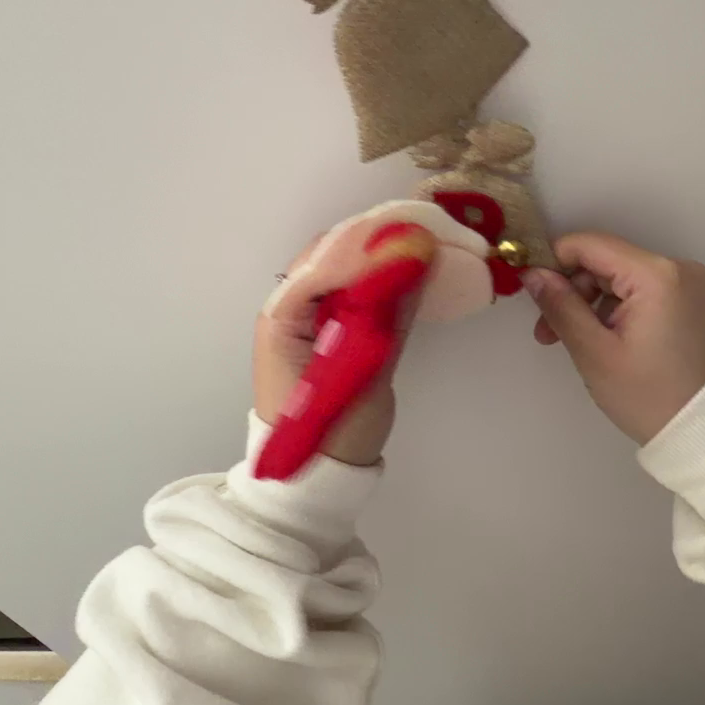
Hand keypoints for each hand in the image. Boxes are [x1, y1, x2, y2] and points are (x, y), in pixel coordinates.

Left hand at [252, 241, 405, 467]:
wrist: (321, 474)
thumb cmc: (333, 435)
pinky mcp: (333, 324)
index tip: (407, 242)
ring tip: (423, 240)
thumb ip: (387, 321)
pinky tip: (411, 268)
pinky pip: (353, 285)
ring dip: (379, 250)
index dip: (362, 251)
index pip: (318, 268)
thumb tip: (415, 268)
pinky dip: (382, 272)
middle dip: (373, 239)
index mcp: (282, 321)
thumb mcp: (363, 379)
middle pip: (328, 255)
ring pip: (342, 264)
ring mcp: (310, 315)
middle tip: (422, 230)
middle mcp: (291, 308)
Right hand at [525, 232, 704, 444]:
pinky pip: (641, 292)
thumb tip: (532, 274)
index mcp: (657, 274)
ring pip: (620, 278)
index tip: (530, 291)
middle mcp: (677, 268)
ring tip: (572, 342)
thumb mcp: (595, 352)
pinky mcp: (691, 302)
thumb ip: (560, 306)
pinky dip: (615, 309)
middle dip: (571, 291)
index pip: (590, 244)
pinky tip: (602, 340)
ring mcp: (688, 285)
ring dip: (590, 303)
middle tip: (547, 333)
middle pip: (605, 261)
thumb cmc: (649, 396)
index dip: (553, 261)